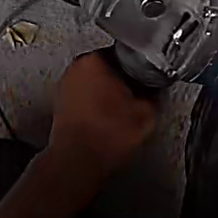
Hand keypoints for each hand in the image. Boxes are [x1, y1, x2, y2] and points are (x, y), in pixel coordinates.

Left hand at [46, 49, 159, 180]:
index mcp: (96, 59)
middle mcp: (78, 66)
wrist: (76, 164)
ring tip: (120, 112)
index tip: (147, 81)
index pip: (127, 53)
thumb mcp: (146, 112)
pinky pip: (86, 95)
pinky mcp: (61, 102)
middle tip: (136, 99)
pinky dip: (97, 103)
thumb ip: (155, 92)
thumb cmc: (105, 136)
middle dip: (124, 80)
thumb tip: (156, 87)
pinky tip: (106, 119)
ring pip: (98, 80)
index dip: (141, 69)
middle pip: (111, 65)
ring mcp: (67, 83)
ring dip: (110, 92)